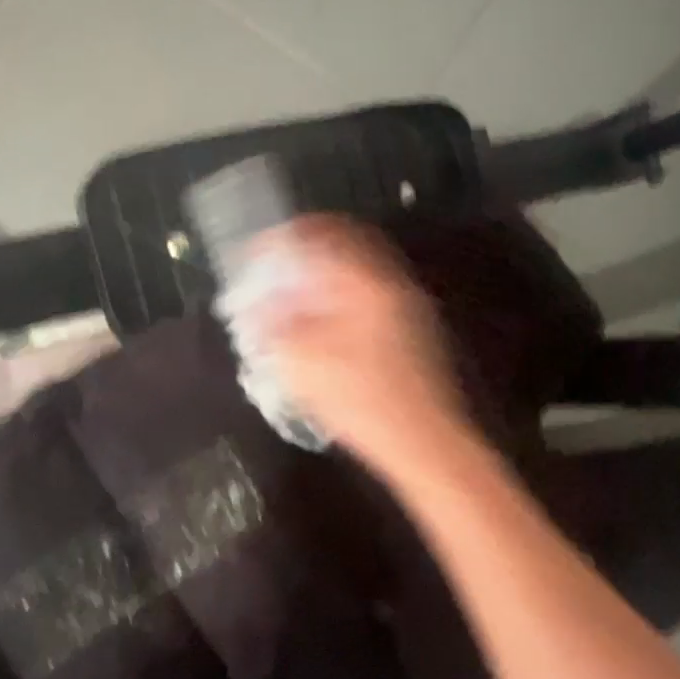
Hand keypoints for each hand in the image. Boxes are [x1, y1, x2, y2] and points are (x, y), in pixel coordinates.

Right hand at [256, 215, 470, 472]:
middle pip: (342, 249)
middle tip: (272, 274)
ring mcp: (406, 309)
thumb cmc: (363, 401)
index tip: (256, 256)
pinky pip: (365, 301)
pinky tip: (316, 332)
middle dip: (302, 258)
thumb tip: (256, 305)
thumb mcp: (303, 363)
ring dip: (318, 282)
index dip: (282, 240)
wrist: (423, 445)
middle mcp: (392, 285)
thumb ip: (274, 325)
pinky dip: (336, 304)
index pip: (321, 234)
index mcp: (367, 283)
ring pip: (354, 276)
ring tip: (287, 303)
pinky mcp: (409, 335)